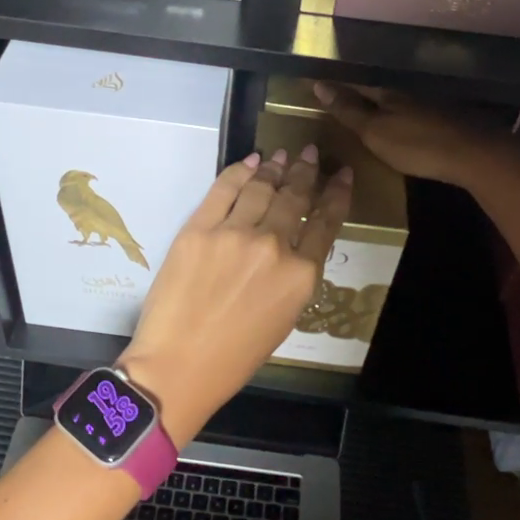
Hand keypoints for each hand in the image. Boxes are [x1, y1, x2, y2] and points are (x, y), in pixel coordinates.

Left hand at [119, 147, 352, 444]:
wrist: (178, 365)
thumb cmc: (234, 357)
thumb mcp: (283, 319)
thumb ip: (292, 278)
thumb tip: (291, 247)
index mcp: (301, 276)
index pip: (326, 222)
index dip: (336, 193)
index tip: (341, 173)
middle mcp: (274, 246)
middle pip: (294, 198)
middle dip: (305, 172)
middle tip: (309, 153)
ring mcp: (234, 234)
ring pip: (261, 188)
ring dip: (275, 168)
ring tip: (282, 155)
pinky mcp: (198, 228)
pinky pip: (224, 189)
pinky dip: (240, 171)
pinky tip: (250, 162)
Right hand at [311, 82, 513, 187]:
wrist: (473, 155)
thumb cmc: (417, 145)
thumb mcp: (375, 132)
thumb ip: (348, 111)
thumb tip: (319, 84)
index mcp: (387, 94)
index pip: (355, 85)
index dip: (336, 86)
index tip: (316, 84)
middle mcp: (407, 94)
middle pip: (377, 90)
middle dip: (358, 92)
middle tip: (337, 95)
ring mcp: (429, 106)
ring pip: (397, 101)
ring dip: (380, 104)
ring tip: (365, 111)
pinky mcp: (445, 121)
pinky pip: (413, 113)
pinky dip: (400, 116)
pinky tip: (401, 124)